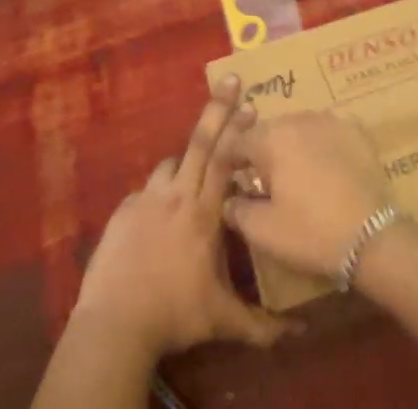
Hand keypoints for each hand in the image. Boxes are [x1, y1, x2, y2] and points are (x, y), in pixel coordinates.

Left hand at [71, 75, 292, 357]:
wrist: (115, 323)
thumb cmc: (175, 315)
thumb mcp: (223, 321)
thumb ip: (263, 325)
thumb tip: (302, 335)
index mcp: (202, 214)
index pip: (223, 160)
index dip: (237, 130)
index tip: (250, 103)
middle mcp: (174, 197)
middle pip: (198, 144)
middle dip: (217, 111)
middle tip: (231, 82)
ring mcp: (144, 202)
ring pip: (168, 166)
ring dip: (184, 161)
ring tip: (194, 173)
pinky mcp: (120, 214)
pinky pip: (144, 193)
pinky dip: (157, 195)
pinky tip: (160, 215)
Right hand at [222, 111, 391, 278]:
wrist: (372, 237)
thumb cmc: (311, 232)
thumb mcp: (262, 230)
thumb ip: (236, 209)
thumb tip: (228, 199)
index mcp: (271, 138)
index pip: (238, 141)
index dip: (230, 162)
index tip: (233, 181)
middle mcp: (299, 119)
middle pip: (269, 131)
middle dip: (263, 153)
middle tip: (265, 183)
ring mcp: (332, 120)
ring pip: (300, 127)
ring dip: (293, 145)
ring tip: (297, 174)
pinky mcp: (358, 131)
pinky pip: (329, 130)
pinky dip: (322, 142)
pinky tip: (326, 164)